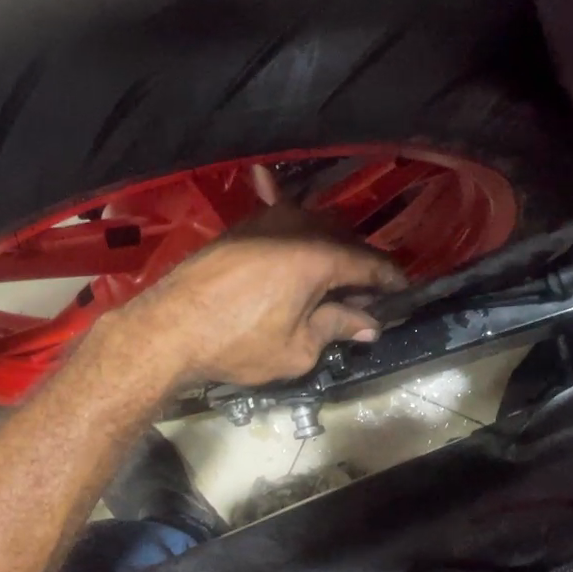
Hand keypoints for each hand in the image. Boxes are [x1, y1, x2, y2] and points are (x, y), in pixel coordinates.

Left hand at [103, 205, 406, 387]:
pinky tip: (296, 256)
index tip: (404, 292)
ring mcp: (264, 222)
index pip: (370, 263)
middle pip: (343, 242)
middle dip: (359, 267)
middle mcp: (296, 227)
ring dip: (328, 251)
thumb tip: (366, 325)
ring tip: (332, 282)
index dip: (390, 280)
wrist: (168, 327)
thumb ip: (336, 329)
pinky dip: (297, 239)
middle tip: (367, 297)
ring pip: (311, 230)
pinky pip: (281, 226)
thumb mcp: (297, 348)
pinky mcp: (239, 230)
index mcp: (319, 256)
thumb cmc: (236, 343)